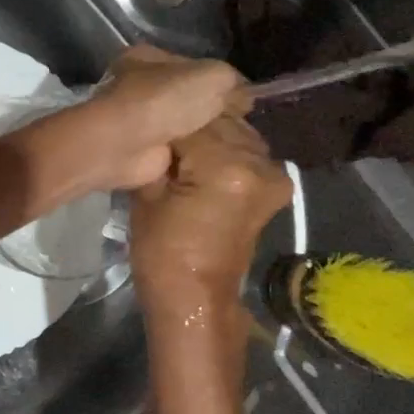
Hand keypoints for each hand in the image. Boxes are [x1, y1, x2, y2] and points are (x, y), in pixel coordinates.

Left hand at [85, 47, 247, 189]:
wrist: (123, 144)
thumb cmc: (162, 99)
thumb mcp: (213, 75)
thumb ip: (231, 81)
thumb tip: (239, 98)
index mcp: (144, 60)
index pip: (188, 64)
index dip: (216, 78)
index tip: (242, 94)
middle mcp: (136, 89)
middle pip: (186, 99)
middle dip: (213, 111)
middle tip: (244, 121)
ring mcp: (136, 122)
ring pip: (184, 127)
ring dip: (206, 136)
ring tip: (238, 141)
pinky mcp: (140, 152)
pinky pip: (178, 152)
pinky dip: (195, 157)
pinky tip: (218, 158)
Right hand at [130, 116, 290, 307]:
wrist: (195, 291)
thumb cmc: (160, 248)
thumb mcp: (146, 196)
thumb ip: (156, 156)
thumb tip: (155, 130)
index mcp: (226, 166)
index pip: (189, 122)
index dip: (161, 122)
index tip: (139, 125)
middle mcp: (260, 163)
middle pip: (219, 123)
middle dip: (187, 125)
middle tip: (154, 133)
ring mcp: (274, 174)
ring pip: (235, 133)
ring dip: (205, 135)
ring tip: (173, 147)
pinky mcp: (274, 184)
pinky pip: (245, 151)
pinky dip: (221, 149)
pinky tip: (195, 159)